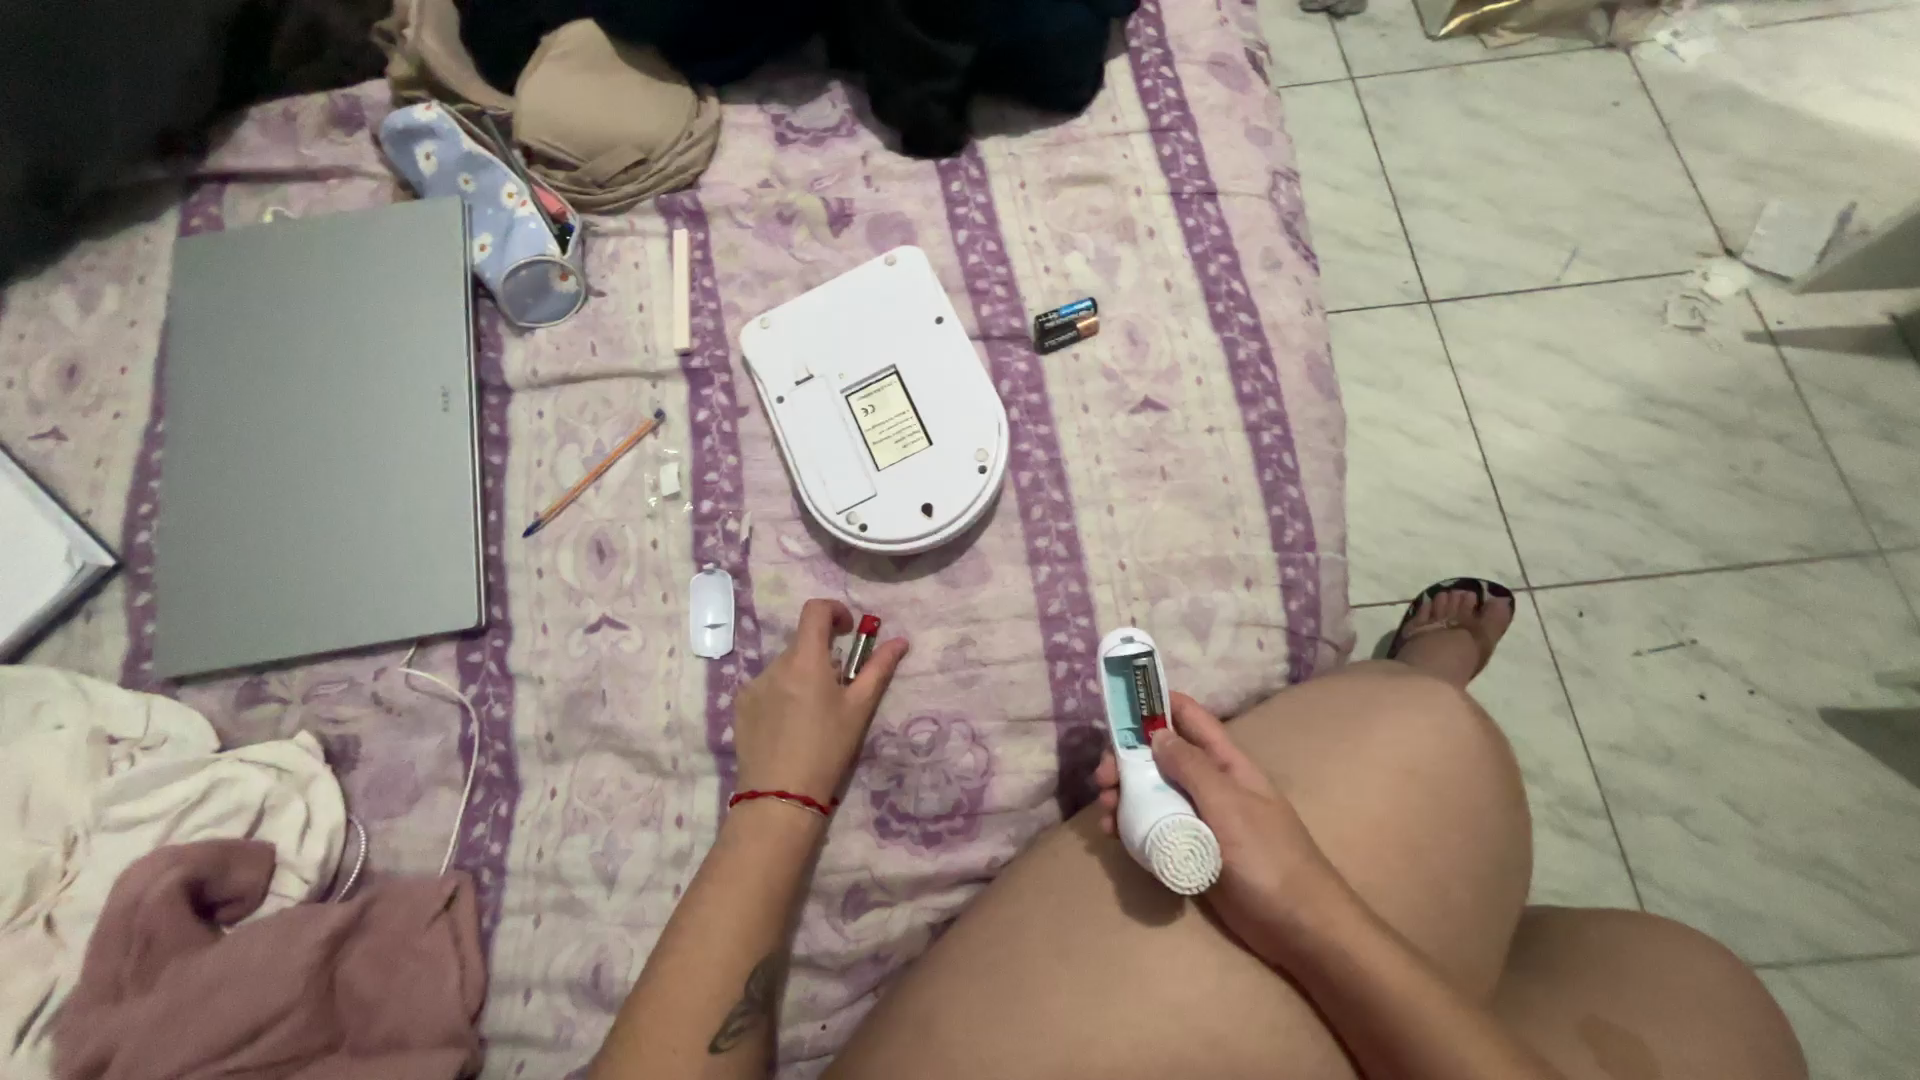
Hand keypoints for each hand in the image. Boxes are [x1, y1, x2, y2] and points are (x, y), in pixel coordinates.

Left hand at [732, 599, 907, 806]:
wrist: (780, 796)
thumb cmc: (827, 749)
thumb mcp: (859, 709)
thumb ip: (878, 669)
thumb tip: (900, 641)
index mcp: (805, 660)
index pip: (815, 611)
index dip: (834, 611)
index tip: (848, 631)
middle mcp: (775, 664)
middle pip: (802, 644)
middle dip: (823, 656)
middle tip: (838, 690)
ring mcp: (753, 685)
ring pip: (785, 667)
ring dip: (802, 677)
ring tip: (813, 715)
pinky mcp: (740, 705)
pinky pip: (767, 686)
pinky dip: (782, 694)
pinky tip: (789, 727)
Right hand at [1093, 693, 1347, 958]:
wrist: (1298, 929)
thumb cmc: (1269, 859)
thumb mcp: (1229, 806)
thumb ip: (1192, 767)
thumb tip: (1156, 734)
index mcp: (1226, 764)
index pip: (1189, 718)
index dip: (1156, 704)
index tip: (1119, 706)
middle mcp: (1210, 785)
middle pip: (1160, 757)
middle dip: (1127, 759)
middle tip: (1103, 777)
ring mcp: (1199, 819)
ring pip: (1152, 793)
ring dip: (1124, 794)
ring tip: (1104, 809)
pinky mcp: (1190, 851)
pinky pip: (1154, 828)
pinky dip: (1131, 825)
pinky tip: (1114, 834)